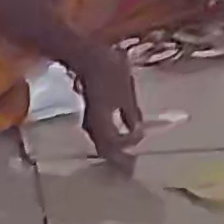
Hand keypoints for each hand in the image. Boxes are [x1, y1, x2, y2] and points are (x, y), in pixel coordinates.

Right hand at [73, 47, 142, 172]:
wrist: (86, 57)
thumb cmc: (107, 71)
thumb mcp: (125, 91)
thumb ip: (131, 114)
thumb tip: (137, 134)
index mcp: (102, 124)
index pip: (111, 150)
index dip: (121, 160)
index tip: (133, 166)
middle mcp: (94, 127)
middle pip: (106, 150)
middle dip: (118, 158)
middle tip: (130, 166)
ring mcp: (91, 121)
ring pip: (103, 142)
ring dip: (115, 149)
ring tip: (127, 154)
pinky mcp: (92, 114)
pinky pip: (102, 132)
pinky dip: (112, 138)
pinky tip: (120, 136)